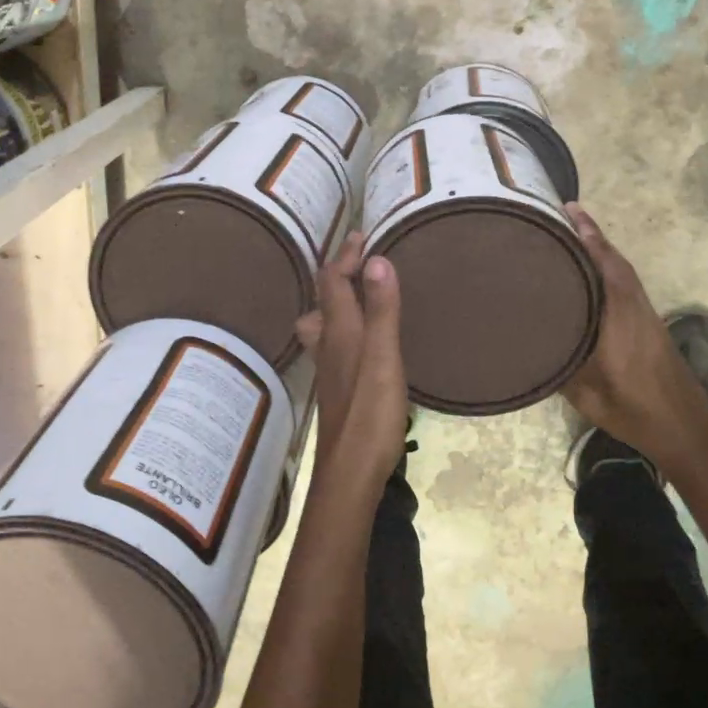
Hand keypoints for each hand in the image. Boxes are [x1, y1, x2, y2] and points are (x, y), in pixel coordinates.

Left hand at [295, 232, 408, 486]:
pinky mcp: (340, 389)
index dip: (345, 256)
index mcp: (340, 332)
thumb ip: (382, 310)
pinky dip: (345, 327)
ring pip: (324, 324)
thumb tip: (376, 260)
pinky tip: (361, 342)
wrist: (350, 472)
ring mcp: (331, 369)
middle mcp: (329, 345)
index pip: (333, 282)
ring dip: (337, 301)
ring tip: (357, 294)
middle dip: (338, 274)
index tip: (362, 235)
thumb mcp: (384, 358)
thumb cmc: (371, 414)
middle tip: (358, 259)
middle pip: (323, 300)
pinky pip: (336, 344)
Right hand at [561, 203, 707, 476]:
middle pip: (614, 261)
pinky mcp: (649, 326)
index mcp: (620, 316)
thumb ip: (558, 365)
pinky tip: (588, 277)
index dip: (587, 236)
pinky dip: (607, 270)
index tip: (567, 210)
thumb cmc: (635, 411)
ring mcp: (645, 315)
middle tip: (558, 217)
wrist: (686, 430)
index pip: (604, 265)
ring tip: (569, 239)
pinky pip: (625, 285)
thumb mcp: (586, 393)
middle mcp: (635, 307)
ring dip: (599, 251)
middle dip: (589, 236)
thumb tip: (528, 343)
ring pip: (622, 272)